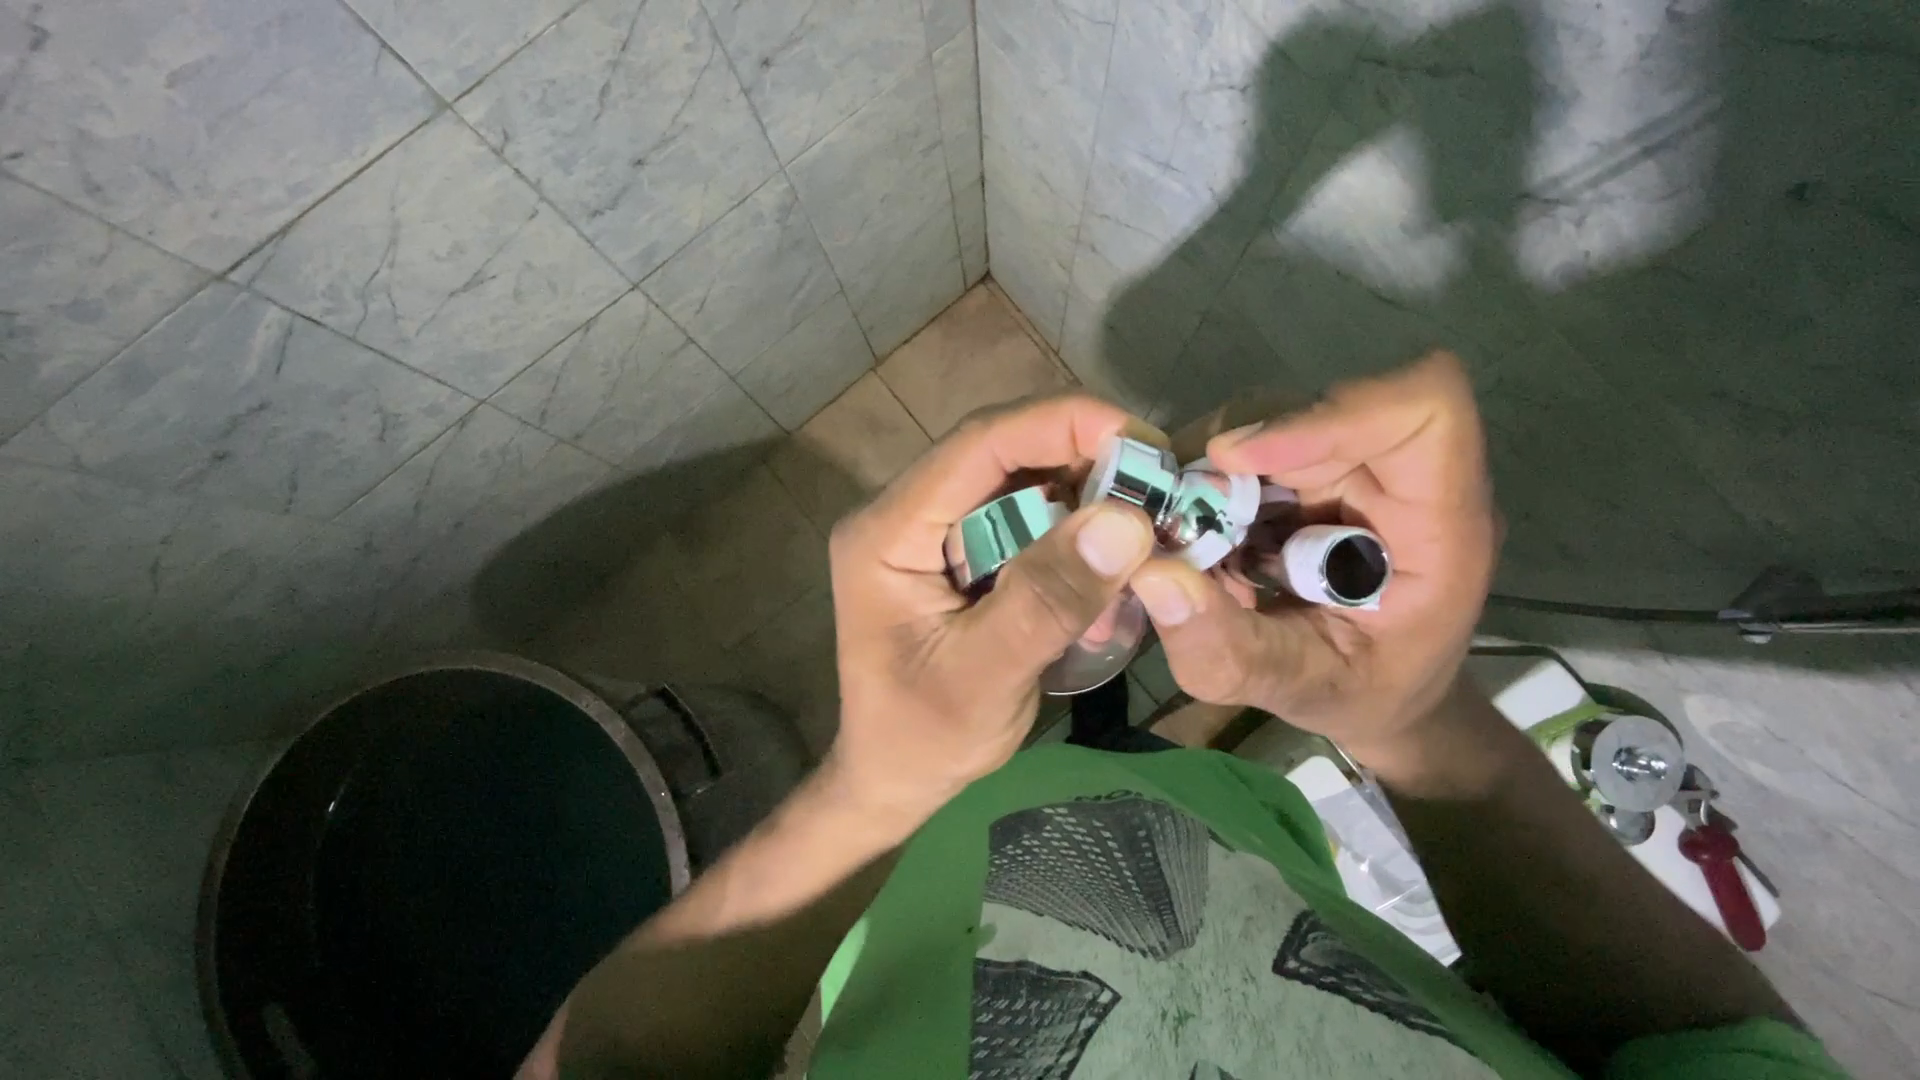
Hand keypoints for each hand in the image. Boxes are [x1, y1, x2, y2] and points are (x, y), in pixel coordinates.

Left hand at [824, 396, 1159, 825]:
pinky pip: (1028, 519)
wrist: (895, 779)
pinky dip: (1076, 529)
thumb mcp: (984, 677)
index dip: (1060, 425)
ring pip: (1022, 482)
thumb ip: (1046, 600)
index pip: (977, 445)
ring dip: (1087, 494)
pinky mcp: (963, 554)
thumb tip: (1125, 521)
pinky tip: (1114, 555)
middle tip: (1161, 484)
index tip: (1141, 440)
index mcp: (887, 532)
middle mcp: (907, 515)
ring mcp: (935, 531)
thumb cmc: (923, 738)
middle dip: (1085, 459)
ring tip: (1150, 517)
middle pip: (1003, 454)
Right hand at [1127, 352, 1499, 773]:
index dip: (1328, 416)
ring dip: (1211, 472)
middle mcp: (1399, 478)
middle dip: (1234, 457)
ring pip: (1272, 421)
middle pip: (1318, 407)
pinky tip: (1195, 538)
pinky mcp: (1309, 475)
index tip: (1236, 462)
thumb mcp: (1304, 693)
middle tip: (1175, 519)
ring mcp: (1351, 470)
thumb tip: (1152, 575)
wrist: (1387, 697)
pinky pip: (1249, 450)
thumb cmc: (1371, 697)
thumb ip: (1233, 652)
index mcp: (1440, 526)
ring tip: (1181, 536)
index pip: (1423, 411)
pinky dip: (1205, 485)